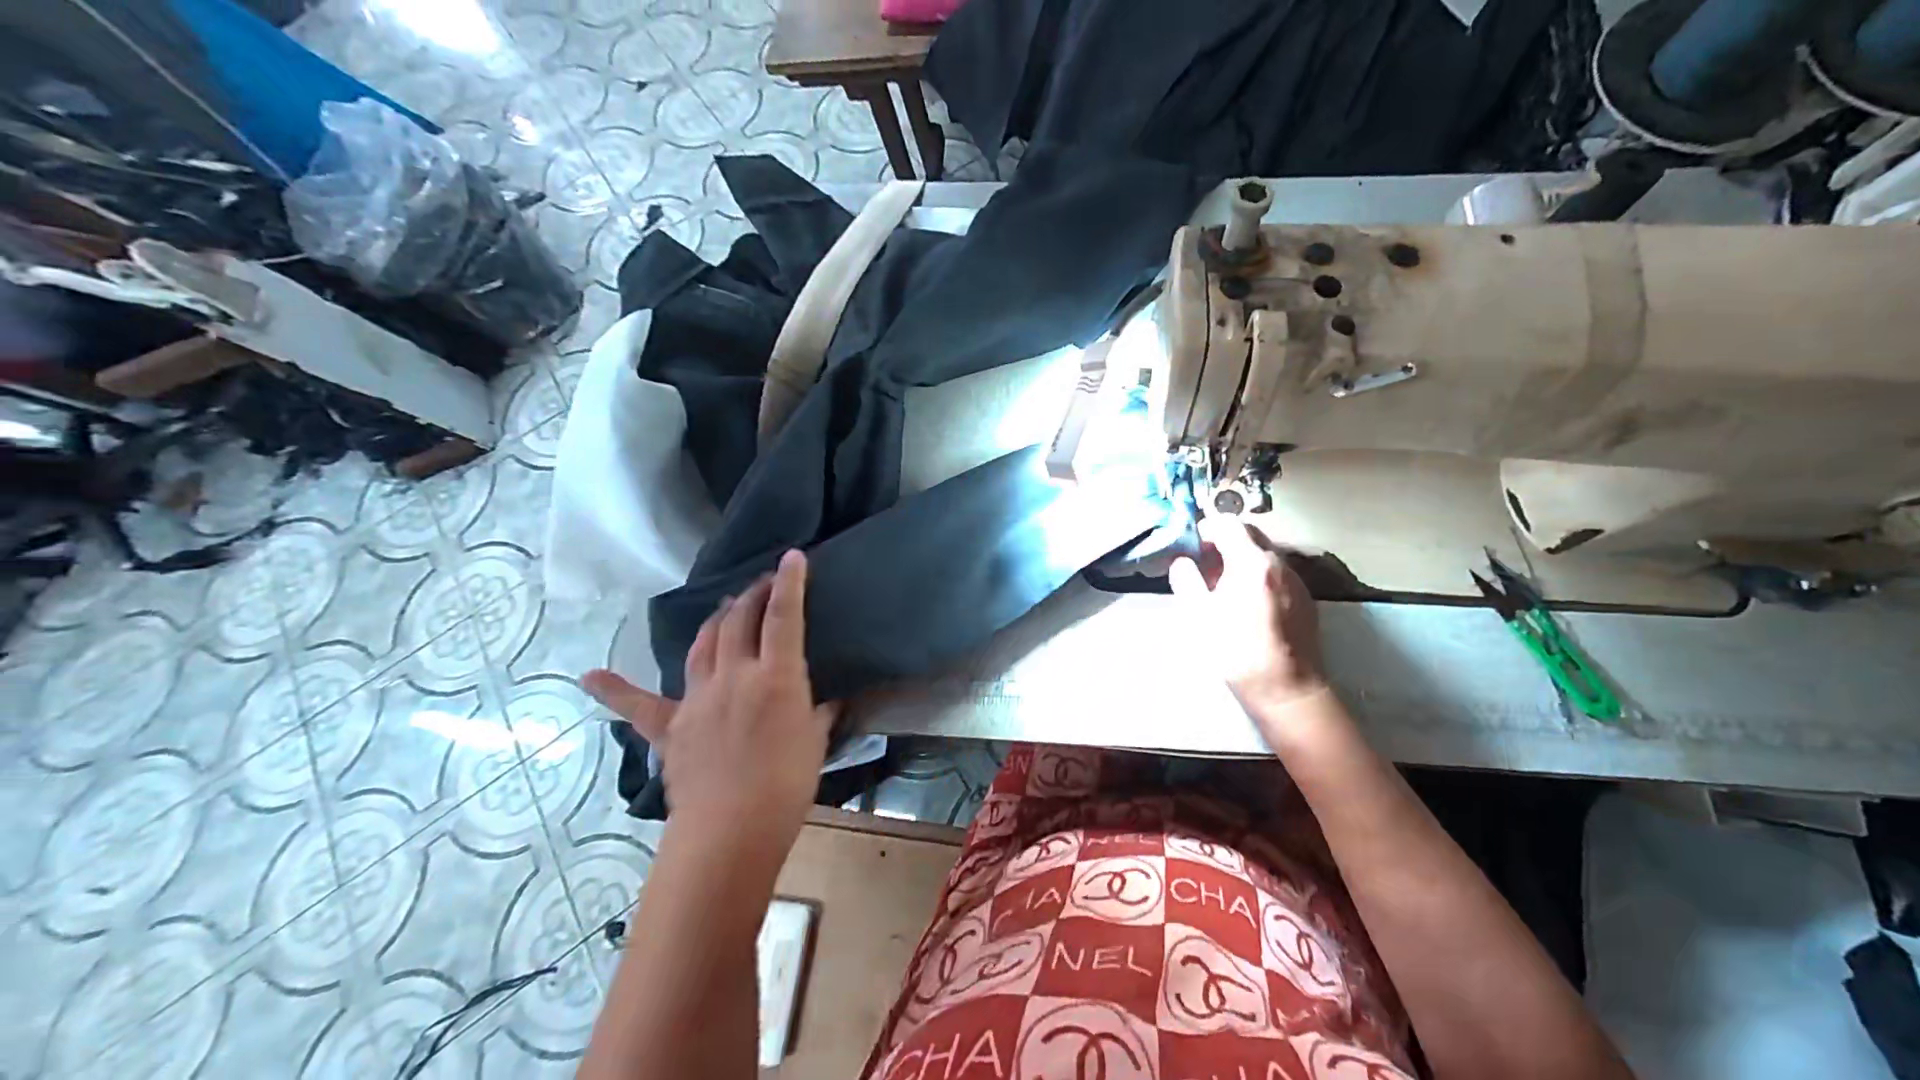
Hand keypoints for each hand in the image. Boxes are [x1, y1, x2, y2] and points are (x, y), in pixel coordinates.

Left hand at [583, 549, 837, 858]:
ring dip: (715, 619)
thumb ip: (819, 713)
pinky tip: (590, 677)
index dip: (789, 583)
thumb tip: (827, 700)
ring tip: (725, 608)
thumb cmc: (786, 786)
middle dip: (751, 595)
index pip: (783, 617)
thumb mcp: (815, 742)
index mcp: (776, 676)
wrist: (730, 831)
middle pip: (738, 620)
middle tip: (763, 584)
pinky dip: (615, 689)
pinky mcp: (670, 726)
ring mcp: (697, 697)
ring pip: (703, 643)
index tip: (792, 557)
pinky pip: (639, 704)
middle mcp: (734, 675)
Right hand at [1169, 514, 1329, 722]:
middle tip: (1203, 566)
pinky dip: (1258, 576)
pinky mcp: (1305, 599)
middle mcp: (1280, 564)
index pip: (1229, 524)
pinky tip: (1247, 604)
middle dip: (1225, 542)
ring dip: (1242, 560)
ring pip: (1265, 555)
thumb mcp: (1199, 615)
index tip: (1191, 546)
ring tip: (1223, 587)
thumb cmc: (1237, 652)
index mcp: (1252, 563)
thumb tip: (1182, 561)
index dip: (1206, 529)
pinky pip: (1277, 575)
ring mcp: (1297, 581)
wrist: (1287, 690)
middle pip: (1250, 535)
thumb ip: (1187, 580)